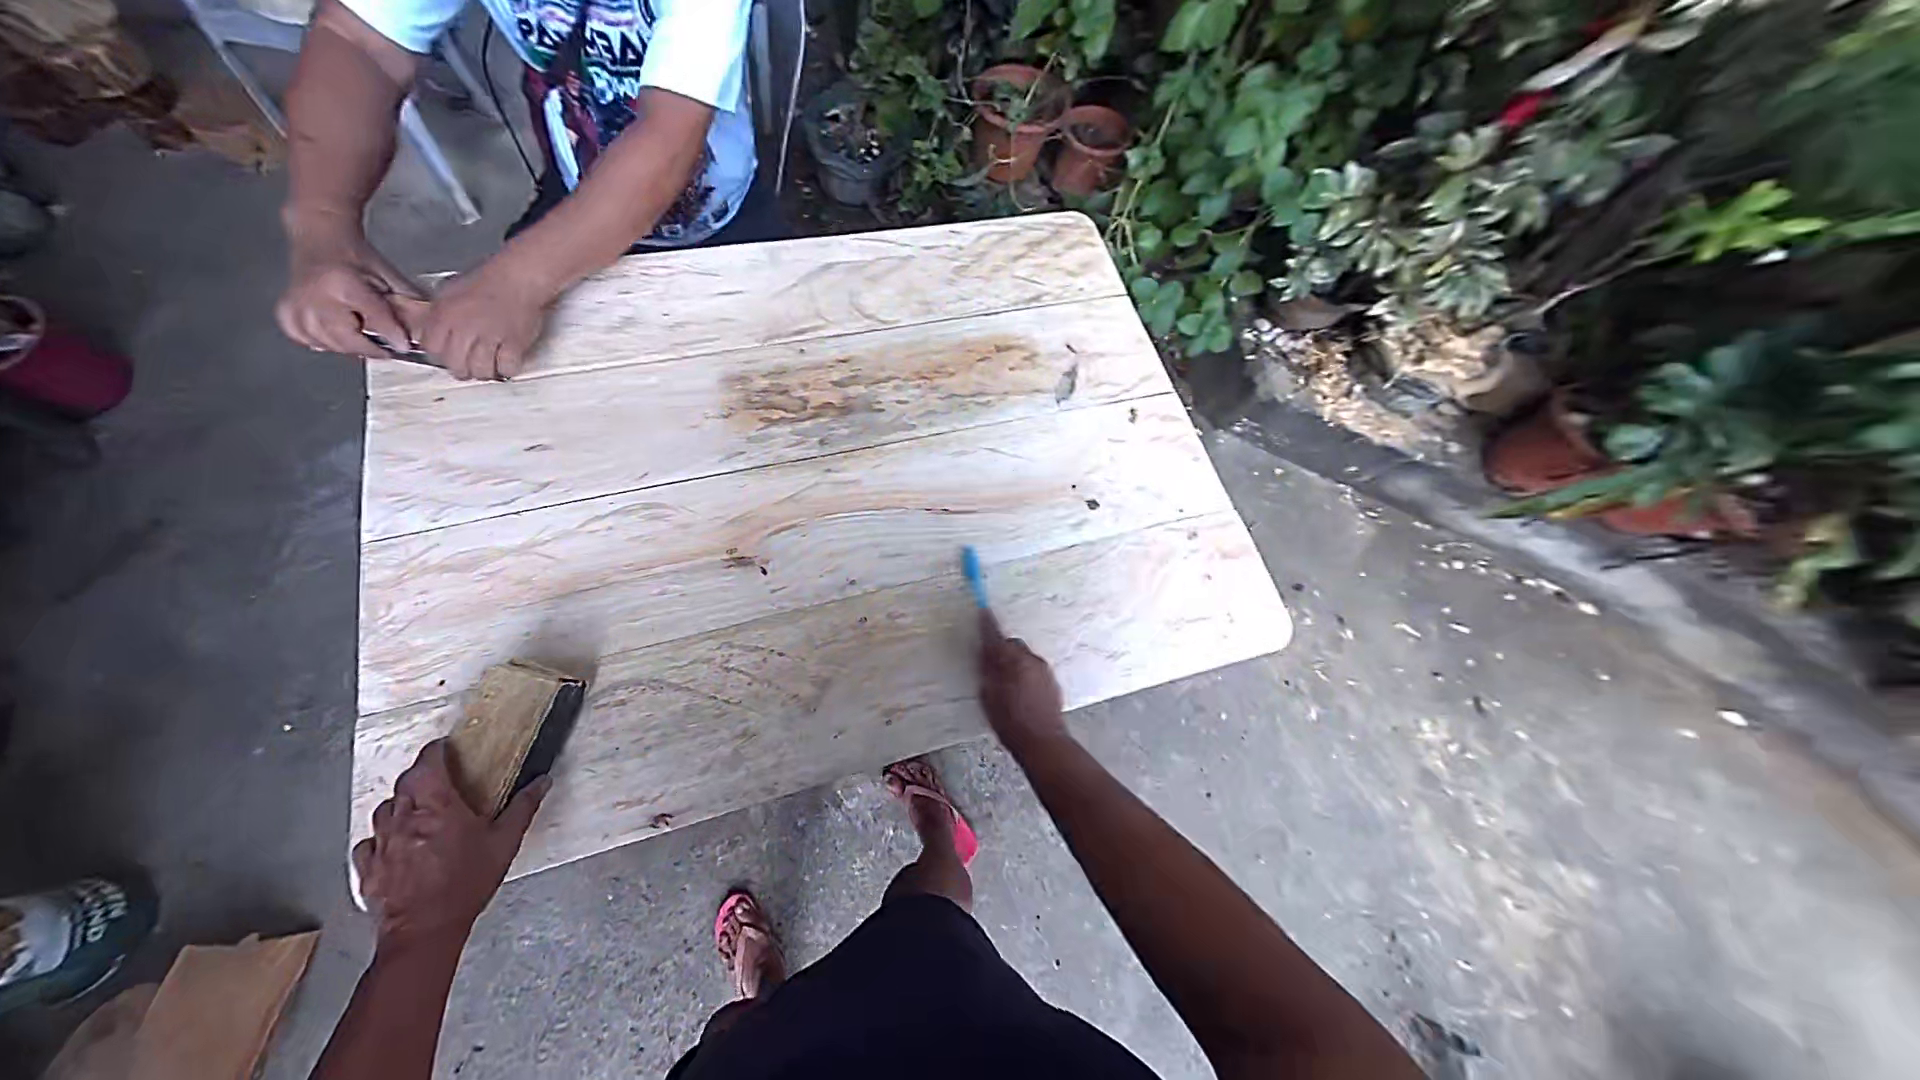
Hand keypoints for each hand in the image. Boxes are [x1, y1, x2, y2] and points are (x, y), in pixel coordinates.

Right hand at [277, 222, 422, 358]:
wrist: (321, 238)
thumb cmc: (356, 257)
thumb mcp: (389, 278)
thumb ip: (406, 305)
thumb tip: (420, 333)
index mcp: (344, 284)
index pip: (374, 318)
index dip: (393, 336)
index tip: (404, 348)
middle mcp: (315, 294)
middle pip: (346, 338)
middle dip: (369, 348)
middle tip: (385, 350)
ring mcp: (297, 302)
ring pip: (326, 342)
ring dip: (348, 347)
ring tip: (362, 339)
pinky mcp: (286, 307)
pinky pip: (303, 337)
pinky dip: (321, 341)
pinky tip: (335, 334)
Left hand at [352, 739, 546, 950]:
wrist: (424, 930)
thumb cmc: (464, 884)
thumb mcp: (505, 842)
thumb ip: (523, 807)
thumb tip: (541, 782)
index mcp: (437, 807)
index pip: (428, 764)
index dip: (436, 751)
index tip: (445, 747)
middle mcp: (404, 819)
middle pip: (404, 783)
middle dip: (420, 774)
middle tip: (438, 774)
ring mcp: (382, 844)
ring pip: (384, 809)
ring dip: (401, 802)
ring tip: (419, 807)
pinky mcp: (369, 868)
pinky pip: (369, 842)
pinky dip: (382, 835)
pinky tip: (396, 841)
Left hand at [420, 260, 552, 380]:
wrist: (518, 279)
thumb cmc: (487, 283)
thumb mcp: (449, 293)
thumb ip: (437, 315)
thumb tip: (428, 332)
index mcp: (444, 315)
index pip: (431, 349)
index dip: (440, 356)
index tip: (449, 356)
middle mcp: (464, 328)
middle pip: (456, 365)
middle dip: (462, 370)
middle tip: (470, 367)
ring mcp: (490, 338)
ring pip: (481, 370)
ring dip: (485, 372)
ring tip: (489, 366)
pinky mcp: (514, 344)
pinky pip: (507, 368)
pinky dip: (507, 369)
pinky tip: (507, 362)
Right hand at [977, 610, 1067, 750]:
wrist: (1043, 742)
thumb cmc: (1010, 722)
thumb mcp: (989, 695)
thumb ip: (987, 670)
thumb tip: (985, 652)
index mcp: (1013, 661)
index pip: (996, 636)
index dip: (988, 624)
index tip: (983, 611)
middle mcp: (1031, 660)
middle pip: (1013, 645)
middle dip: (1002, 651)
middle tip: (990, 666)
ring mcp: (1044, 671)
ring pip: (1024, 657)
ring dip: (1014, 663)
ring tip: (1006, 684)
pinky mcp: (1052, 683)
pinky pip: (1034, 669)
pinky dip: (1025, 673)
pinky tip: (1020, 692)